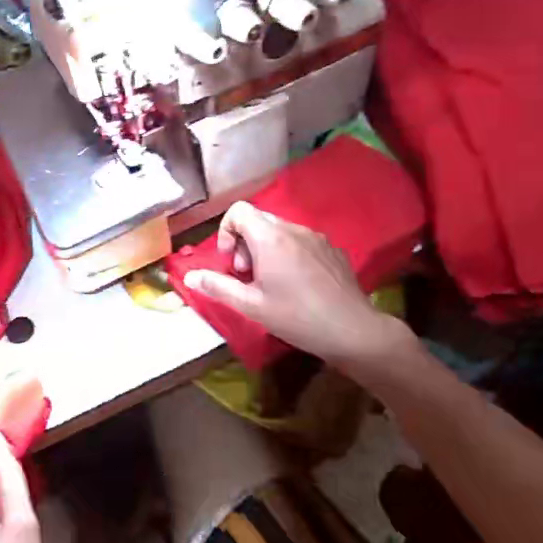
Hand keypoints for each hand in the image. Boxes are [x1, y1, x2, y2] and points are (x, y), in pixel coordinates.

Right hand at [182, 201, 412, 368]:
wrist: (352, 330)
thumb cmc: (296, 317)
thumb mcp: (251, 306)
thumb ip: (218, 287)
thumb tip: (189, 276)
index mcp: (271, 238)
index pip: (238, 211)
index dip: (226, 232)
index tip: (231, 263)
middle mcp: (293, 229)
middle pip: (258, 220)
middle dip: (244, 243)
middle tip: (247, 276)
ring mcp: (317, 238)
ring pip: (280, 231)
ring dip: (265, 249)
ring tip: (270, 283)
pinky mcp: (332, 250)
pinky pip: (301, 241)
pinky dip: (288, 254)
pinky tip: (296, 285)